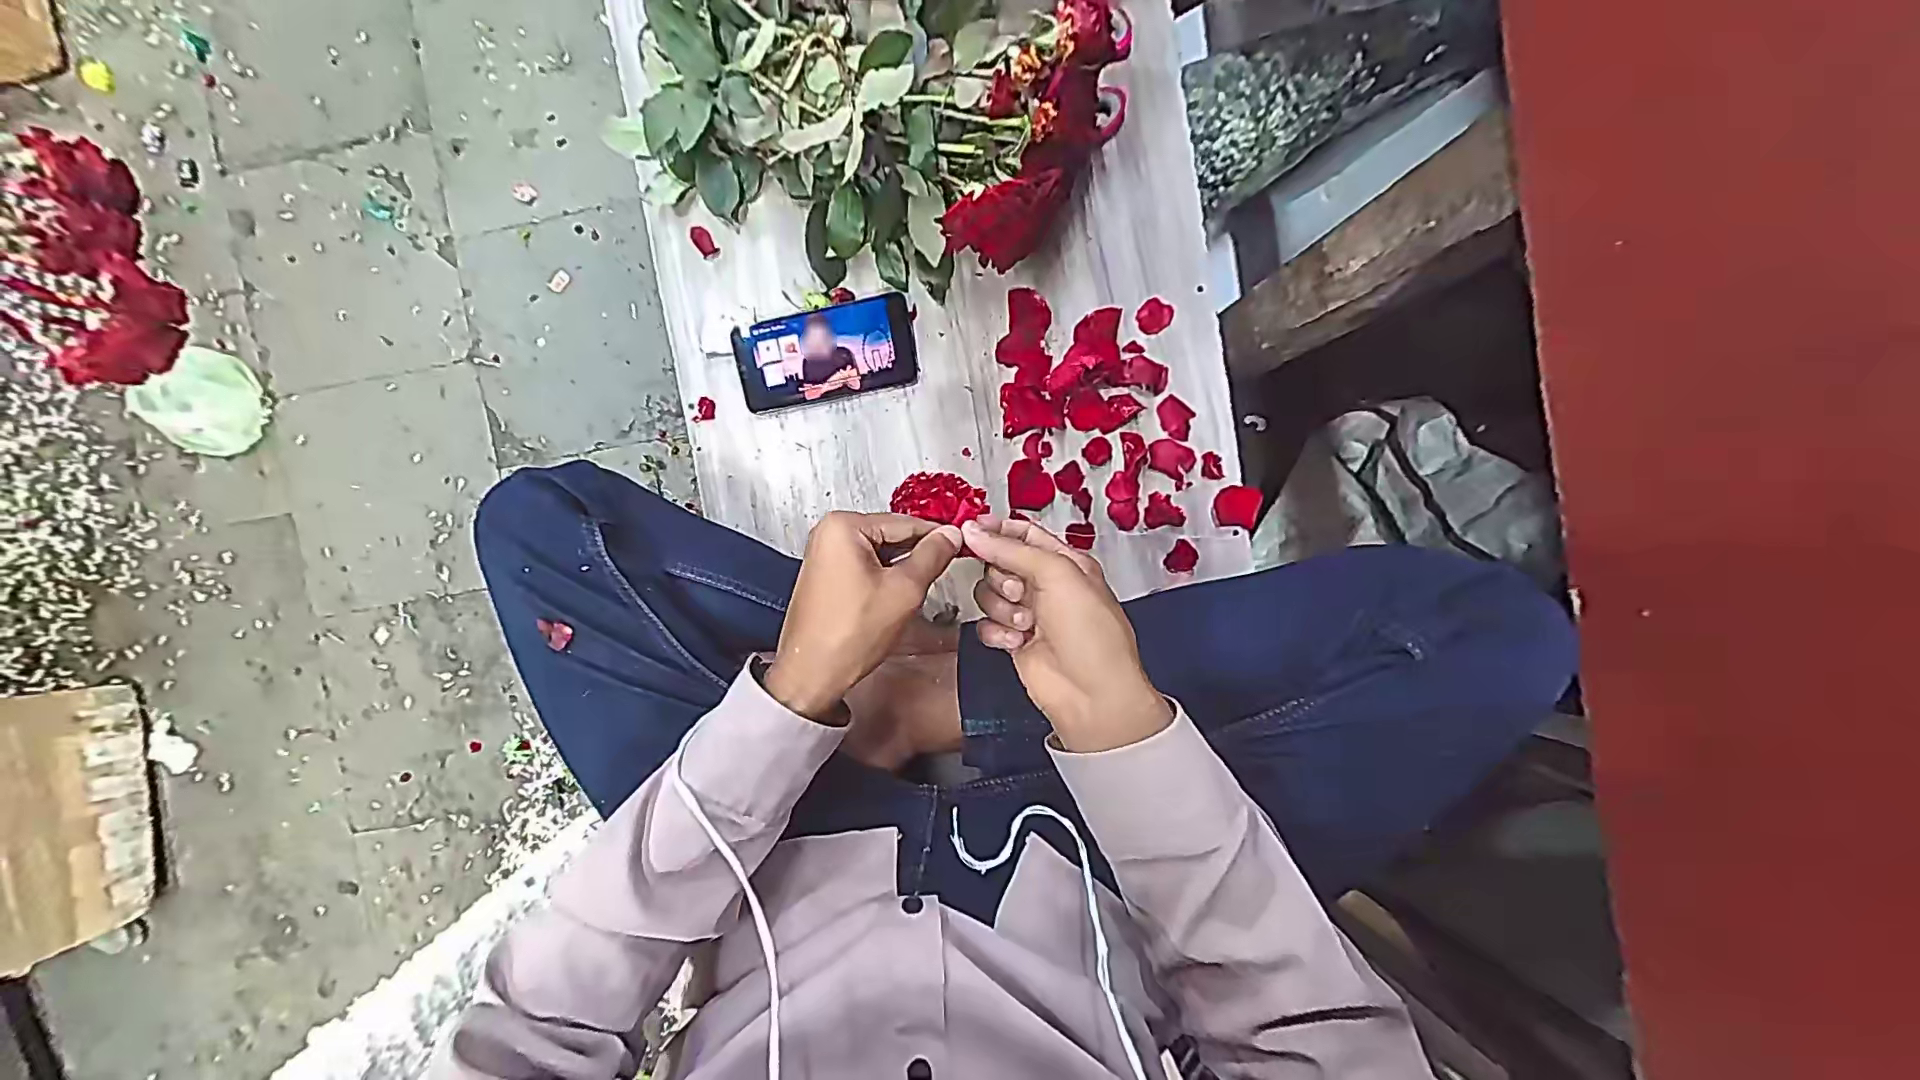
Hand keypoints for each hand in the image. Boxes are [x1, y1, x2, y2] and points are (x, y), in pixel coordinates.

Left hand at [763, 512, 962, 722]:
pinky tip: (896, 599)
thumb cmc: (846, 636)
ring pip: (881, 553)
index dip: (937, 536)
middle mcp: (829, 534)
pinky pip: (867, 567)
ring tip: (916, 592)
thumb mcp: (905, 589)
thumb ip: (932, 555)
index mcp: (843, 527)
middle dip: (918, 555)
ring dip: (903, 570)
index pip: (905, 522)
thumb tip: (949, 535)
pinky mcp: (827, 576)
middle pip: (892, 535)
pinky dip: (885, 579)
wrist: (812, 674)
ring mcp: (826, 555)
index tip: (960, 544)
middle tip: (944, 570)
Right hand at [961, 518, 1172, 751]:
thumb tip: (976, 531)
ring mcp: (1029, 613)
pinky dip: (997, 632)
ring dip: (1001, 608)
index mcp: (1065, 562)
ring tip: (1026, 623)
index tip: (972, 528)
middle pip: (999, 562)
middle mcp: (1046, 585)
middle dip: (1002, 576)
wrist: (1091, 695)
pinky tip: (1018, 641)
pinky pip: (986, 624)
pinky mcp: (1014, 639)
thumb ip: (1012, 549)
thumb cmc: (1093, 636)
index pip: (1023, 533)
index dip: (997, 529)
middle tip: (1019, 592)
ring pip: (988, 593)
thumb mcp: (1058, 575)